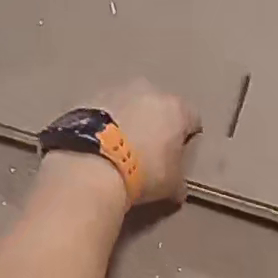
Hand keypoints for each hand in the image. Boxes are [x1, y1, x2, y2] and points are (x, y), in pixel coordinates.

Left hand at [44, 79, 202, 205]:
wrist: (92, 164)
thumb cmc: (144, 171)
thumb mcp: (173, 185)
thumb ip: (180, 179)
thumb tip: (178, 188)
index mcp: (175, 108)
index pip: (193, 118)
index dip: (189, 136)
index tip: (182, 152)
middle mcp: (147, 90)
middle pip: (158, 105)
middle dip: (157, 123)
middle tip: (152, 150)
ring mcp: (113, 90)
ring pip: (129, 105)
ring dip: (130, 121)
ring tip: (123, 149)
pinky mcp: (85, 98)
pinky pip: (104, 112)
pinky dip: (106, 125)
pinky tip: (103, 146)